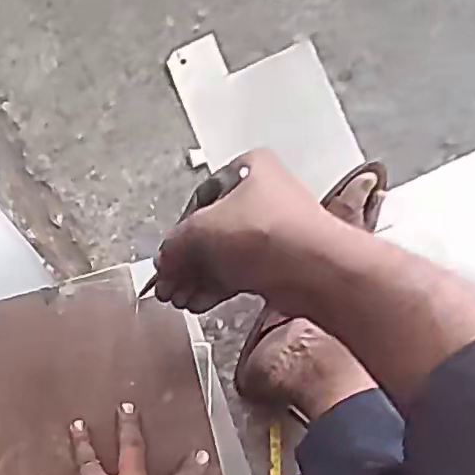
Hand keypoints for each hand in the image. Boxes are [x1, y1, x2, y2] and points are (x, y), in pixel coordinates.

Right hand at [151, 150, 347, 312]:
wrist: (310, 268)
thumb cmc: (263, 234)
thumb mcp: (199, 230)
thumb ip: (173, 244)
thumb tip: (165, 260)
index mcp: (247, 171)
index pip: (197, 204)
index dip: (176, 234)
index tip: (165, 259)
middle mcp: (260, 197)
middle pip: (207, 235)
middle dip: (183, 265)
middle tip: (166, 286)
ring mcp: (268, 232)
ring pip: (219, 258)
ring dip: (194, 281)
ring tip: (177, 300)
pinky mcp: (274, 262)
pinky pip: (235, 274)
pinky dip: (213, 289)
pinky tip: (196, 303)